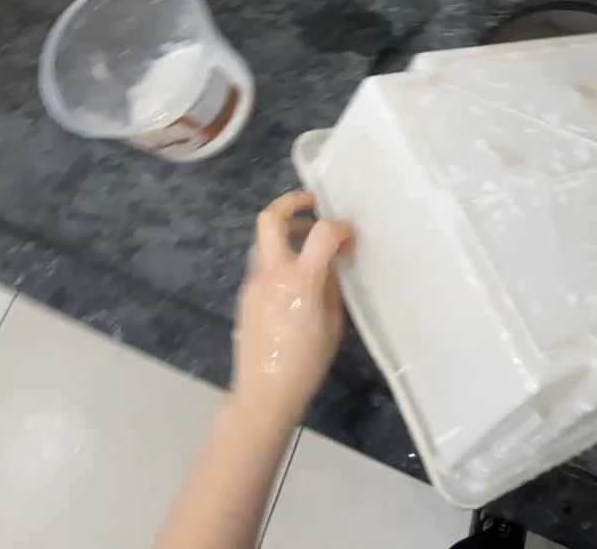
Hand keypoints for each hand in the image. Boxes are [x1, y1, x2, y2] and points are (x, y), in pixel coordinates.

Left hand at [230, 190, 353, 425]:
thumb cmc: (306, 364)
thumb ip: (331, 286)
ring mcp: (254, 282)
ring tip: (309, 244)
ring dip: (287, 230)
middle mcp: (273, 273)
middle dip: (292, 202)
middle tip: (313, 205)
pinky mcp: (246, 293)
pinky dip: (281, 256)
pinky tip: (296, 278)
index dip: (340, 227)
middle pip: (271, 218)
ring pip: (265, 238)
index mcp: (301, 281)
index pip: (321, 232)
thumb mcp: (333, 324)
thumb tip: (331, 263)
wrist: (263, 395)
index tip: (350, 238)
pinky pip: (264, 262)